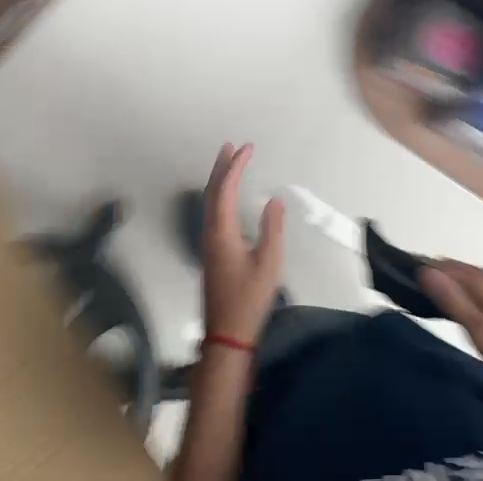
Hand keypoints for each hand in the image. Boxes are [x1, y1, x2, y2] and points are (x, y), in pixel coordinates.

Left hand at [201, 143, 284, 343]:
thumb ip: (272, 230)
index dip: (236, 167)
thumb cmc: (249, 300)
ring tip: (228, 164)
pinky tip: (227, 199)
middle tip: (230, 146)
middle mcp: (210, 234)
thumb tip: (274, 201)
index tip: (247, 148)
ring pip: (209, 203)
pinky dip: (219, 196)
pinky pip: (212, 213)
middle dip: (221, 167)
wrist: (226, 336)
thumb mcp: (269, 264)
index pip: (226, 190)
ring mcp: (208, 244)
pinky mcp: (212, 253)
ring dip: (218, 180)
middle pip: (212, 193)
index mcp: (222, 233)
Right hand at [419, 260, 482, 400]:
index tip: (400, 275)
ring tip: (435, 293)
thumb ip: (455, 301)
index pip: (447, 266)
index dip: (425, 268)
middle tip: (411, 285)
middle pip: (461, 269)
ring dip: (455, 281)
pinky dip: (471, 291)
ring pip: (476, 279)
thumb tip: (425, 270)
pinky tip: (472, 305)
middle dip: (438, 272)